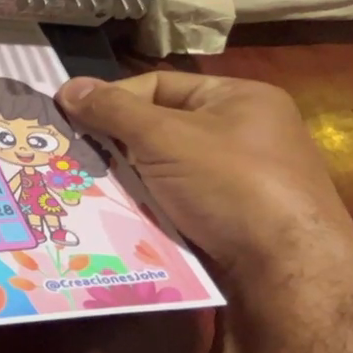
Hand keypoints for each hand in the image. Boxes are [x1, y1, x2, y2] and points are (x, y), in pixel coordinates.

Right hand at [55, 72, 352, 306]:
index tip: (71, 120)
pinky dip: (141, 198)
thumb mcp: (164, 137)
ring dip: (123, 173)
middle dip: (112, 140)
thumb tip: (67, 87)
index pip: (155, 84)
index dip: (111, 99)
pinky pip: (168, 192)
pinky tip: (115, 207)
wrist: (286, 268)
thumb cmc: (230, 184)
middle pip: (153, 124)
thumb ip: (112, 109)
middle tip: (73, 153)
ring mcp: (235, 172)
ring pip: (156, 162)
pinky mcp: (225, 210)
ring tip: (85, 183)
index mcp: (239, 98)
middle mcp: (240, 130)